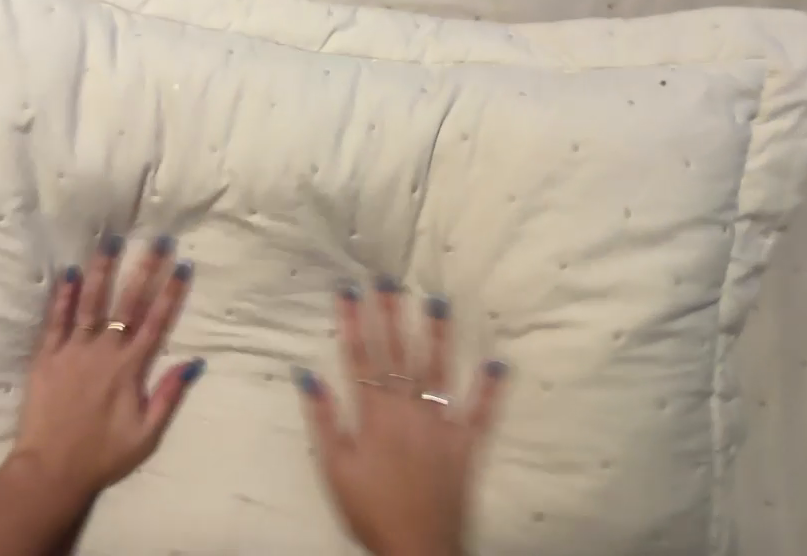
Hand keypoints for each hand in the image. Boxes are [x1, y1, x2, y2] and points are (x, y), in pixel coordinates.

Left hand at [9, 233, 202, 500]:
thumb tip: (194, 362)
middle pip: (128, 302)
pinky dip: (63, 295)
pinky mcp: (47, 354)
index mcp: (129, 368)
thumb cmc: (102, 454)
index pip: (156, 321)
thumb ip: (168, 396)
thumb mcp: (146, 435)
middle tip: (157, 240)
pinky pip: (56, 319)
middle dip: (145, 269)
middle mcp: (104, 350)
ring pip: (90, 301)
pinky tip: (69, 272)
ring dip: (102, 270)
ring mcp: (73, 349)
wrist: (50, 470)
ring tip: (111, 241)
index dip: (171, 292)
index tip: (183, 264)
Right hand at [294, 278, 507, 555]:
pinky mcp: (466, 446)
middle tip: (388, 278)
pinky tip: (499, 362)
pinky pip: (481, 414)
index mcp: (373, 415)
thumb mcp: (334, 467)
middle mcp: (407, 411)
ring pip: (437, 372)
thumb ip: (322, 418)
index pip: (359, 357)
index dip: (352, 321)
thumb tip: (307, 373)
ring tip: (438, 301)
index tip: (348, 288)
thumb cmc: (370, 510)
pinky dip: (490, 389)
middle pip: (396, 354)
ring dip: (437, 336)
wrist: (417, 552)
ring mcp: (440, 426)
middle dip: (390, 314)